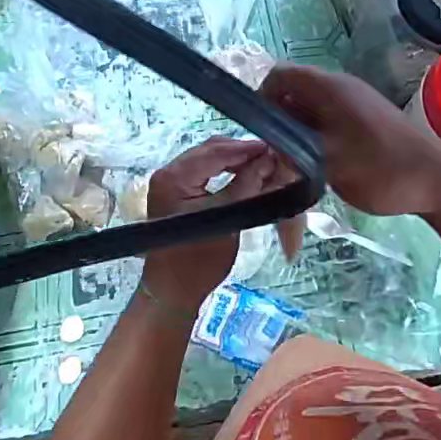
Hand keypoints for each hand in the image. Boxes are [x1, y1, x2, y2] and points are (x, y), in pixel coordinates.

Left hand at [139, 137, 287, 310]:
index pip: (215, 151)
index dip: (246, 149)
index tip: (274, 148)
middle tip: (270, 156)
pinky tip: (243, 175)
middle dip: (241, 152)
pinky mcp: (173, 191)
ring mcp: (168, 181)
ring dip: (233, 161)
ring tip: (261, 166)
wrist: (172, 292)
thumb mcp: (228, 220)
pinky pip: (202, 171)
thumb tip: (268, 160)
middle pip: (210, 150)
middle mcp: (167, 172)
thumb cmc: (199, 262)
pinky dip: (223, 171)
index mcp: (174, 178)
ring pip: (207, 159)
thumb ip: (247, 185)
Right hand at [260, 64, 440, 216]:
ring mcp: (353, 105)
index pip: (279, 75)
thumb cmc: (381, 168)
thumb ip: (292, 148)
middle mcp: (340, 89)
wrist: (436, 181)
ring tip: (298, 167)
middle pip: (291, 95)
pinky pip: (327, 125)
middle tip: (278, 157)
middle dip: (279, 124)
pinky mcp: (363, 122)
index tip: (261, 134)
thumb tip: (270, 141)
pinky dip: (315, 143)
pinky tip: (320, 169)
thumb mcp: (327, 161)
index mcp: (329, 88)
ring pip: (308, 113)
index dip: (261, 99)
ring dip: (297, 137)